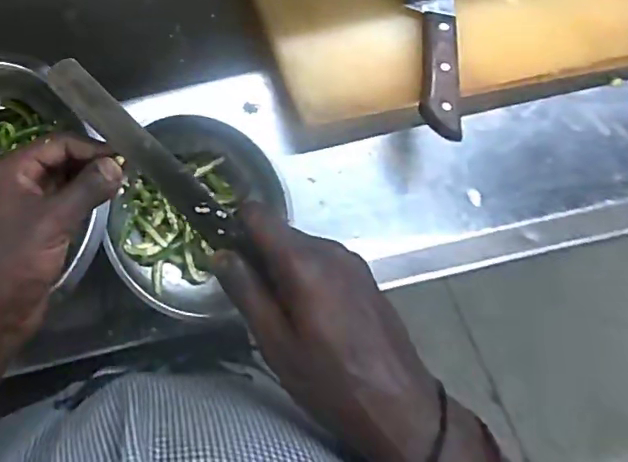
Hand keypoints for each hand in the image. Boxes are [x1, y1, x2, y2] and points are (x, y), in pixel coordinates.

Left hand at [0, 133, 122, 349]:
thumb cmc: (17, 258)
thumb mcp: (54, 220)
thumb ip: (86, 189)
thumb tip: (117, 163)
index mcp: (16, 167)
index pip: (59, 143)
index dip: (90, 147)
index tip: (122, 155)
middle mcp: (21, 178)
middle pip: (61, 157)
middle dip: (91, 161)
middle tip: (127, 168)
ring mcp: (29, 201)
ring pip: (64, 179)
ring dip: (89, 178)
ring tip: (122, 181)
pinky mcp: (39, 224)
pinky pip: (64, 200)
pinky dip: (84, 197)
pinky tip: (106, 199)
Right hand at [213, 205, 449, 461]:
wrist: (407, 415)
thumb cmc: (333, 383)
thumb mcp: (276, 344)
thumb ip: (245, 291)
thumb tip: (220, 254)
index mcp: (302, 260)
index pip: (256, 212)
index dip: (235, 226)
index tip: (228, 254)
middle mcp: (328, 248)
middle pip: (278, 232)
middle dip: (259, 255)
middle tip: (256, 299)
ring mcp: (350, 260)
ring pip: (300, 247)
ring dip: (284, 267)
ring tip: (287, 315)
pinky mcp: (365, 276)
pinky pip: (323, 261)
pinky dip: (308, 276)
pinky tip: (316, 317)